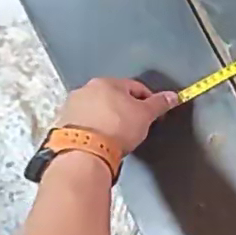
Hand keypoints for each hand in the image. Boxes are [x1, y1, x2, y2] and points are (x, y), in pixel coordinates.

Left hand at [57, 78, 178, 153]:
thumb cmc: (116, 128)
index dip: (148, 101)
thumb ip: (160, 103)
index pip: (136, 87)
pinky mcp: (63, 122)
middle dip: (126, 109)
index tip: (153, 114)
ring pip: (98, 108)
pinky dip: (95, 127)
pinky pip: (85, 121)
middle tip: (136, 124)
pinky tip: (102, 138)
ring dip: (109, 117)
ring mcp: (72, 106)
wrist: (85, 151)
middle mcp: (86, 90)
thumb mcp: (146, 115)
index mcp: (107, 83)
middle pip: (115, 96)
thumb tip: (172, 96)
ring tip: (118, 134)